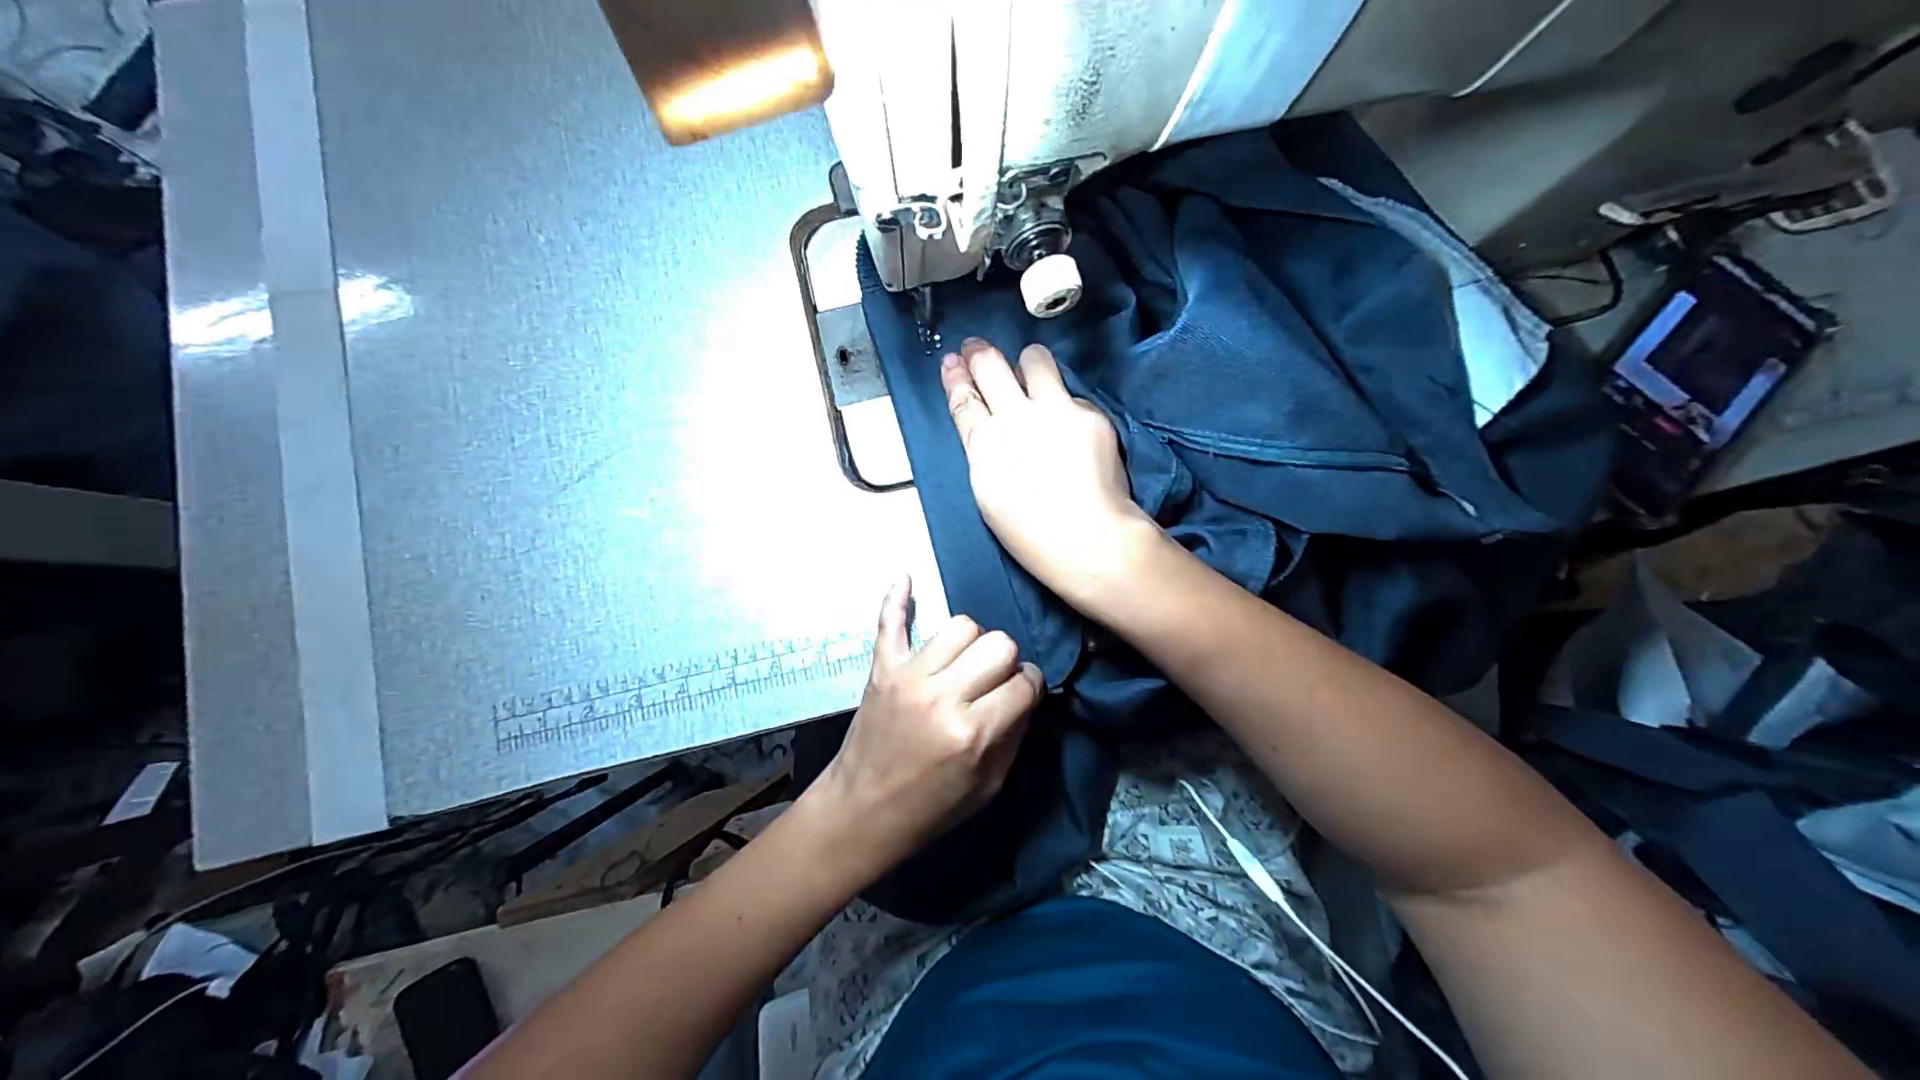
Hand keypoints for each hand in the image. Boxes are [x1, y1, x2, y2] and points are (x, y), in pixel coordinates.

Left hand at [810, 575, 1041, 872]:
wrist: (865, 811)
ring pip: (961, 625)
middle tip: (994, 682)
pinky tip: (906, 578)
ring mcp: (908, 676)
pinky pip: (890, 622)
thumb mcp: (990, 784)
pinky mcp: (881, 668)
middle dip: (1007, 662)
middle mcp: (941, 695)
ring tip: (965, 664)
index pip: (1024, 681)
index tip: (1023, 694)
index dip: (1031, 686)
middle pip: (998, 644)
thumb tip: (1028, 690)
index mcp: (973, 731)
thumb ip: (1015, 733)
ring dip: (972, 642)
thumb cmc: (933, 806)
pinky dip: (897, 600)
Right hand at [942, 338, 1157, 605]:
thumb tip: (988, 429)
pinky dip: (1066, 401)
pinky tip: (1071, 421)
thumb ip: (985, 451)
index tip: (953, 362)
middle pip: (990, 366)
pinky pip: (1072, 392)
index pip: (964, 398)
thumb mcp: (988, 493)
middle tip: (977, 348)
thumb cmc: (1031, 532)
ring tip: (1030, 371)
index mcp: (984, 444)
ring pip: (1035, 359)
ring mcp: (1054, 410)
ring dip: (1028, 362)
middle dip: (980, 352)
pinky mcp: (1088, 412)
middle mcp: (1015, 417)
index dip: (955, 377)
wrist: (1086, 536)